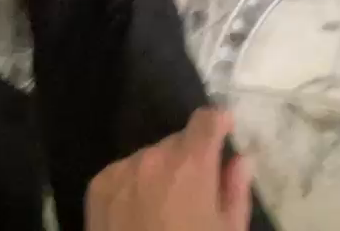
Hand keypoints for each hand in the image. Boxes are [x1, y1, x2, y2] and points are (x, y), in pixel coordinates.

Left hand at [87, 107, 253, 230]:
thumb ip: (235, 192)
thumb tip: (241, 160)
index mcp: (190, 164)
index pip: (205, 121)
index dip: (218, 121)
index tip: (226, 126)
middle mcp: (154, 156)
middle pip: (177, 143)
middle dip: (189, 160)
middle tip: (196, 194)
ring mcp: (122, 169)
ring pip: (149, 158)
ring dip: (161, 174)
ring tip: (166, 213)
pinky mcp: (98, 185)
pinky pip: (124, 173)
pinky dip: (135, 186)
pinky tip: (140, 218)